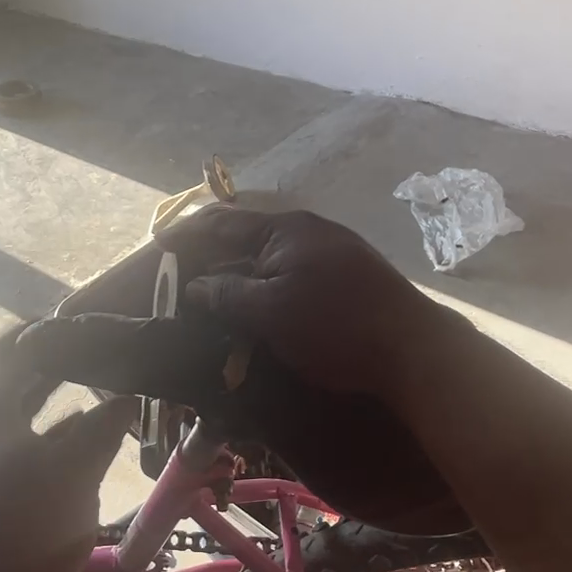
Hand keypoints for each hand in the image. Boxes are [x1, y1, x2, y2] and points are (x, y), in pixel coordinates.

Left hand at [0, 331, 132, 571]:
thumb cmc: (34, 529)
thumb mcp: (75, 473)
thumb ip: (100, 430)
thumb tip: (124, 399)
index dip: (22, 338)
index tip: (52, 321)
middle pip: (6, 387)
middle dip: (38, 364)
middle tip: (73, 346)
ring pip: (18, 415)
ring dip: (46, 395)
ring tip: (83, 377)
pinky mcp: (3, 489)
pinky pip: (27, 442)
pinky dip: (52, 427)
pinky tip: (83, 426)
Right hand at [158, 207, 466, 405]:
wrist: (414, 350)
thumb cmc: (334, 325)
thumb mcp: (269, 311)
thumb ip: (226, 294)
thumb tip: (194, 287)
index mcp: (286, 229)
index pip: (222, 221)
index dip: (187, 234)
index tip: (158, 246)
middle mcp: (309, 232)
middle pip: (246, 241)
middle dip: (213, 262)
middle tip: (183, 286)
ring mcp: (332, 255)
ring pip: (271, 264)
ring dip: (242, 282)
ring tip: (216, 306)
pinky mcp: (347, 281)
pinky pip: (293, 279)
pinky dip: (268, 293)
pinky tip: (259, 317)